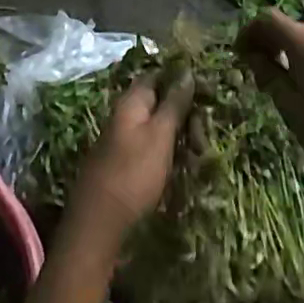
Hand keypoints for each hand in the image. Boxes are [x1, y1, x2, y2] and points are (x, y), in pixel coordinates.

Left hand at [70, 71, 195, 232]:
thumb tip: (187, 71)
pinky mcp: (122, 166)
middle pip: (157, 101)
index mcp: (130, 103)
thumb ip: (174, 103)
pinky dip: (166, 151)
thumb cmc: (132, 176)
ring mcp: (120, 143)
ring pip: (155, 126)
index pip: (157, 75)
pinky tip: (180, 161)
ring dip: (177, 132)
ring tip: (199, 145)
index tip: (205, 85)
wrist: (97, 231)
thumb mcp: (160, 135)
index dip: (180, 77)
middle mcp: (122, 118)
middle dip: (183, 109)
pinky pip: (149, 147)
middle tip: (206, 122)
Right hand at [236, 10, 303, 188]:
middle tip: (254, 72)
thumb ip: (269, 75)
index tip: (238, 55)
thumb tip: (254, 55)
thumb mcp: (290, 106)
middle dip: (268, 42)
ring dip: (287, 52)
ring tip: (278, 83)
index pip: (271, 19)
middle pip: (290, 28)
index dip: (250, 32)